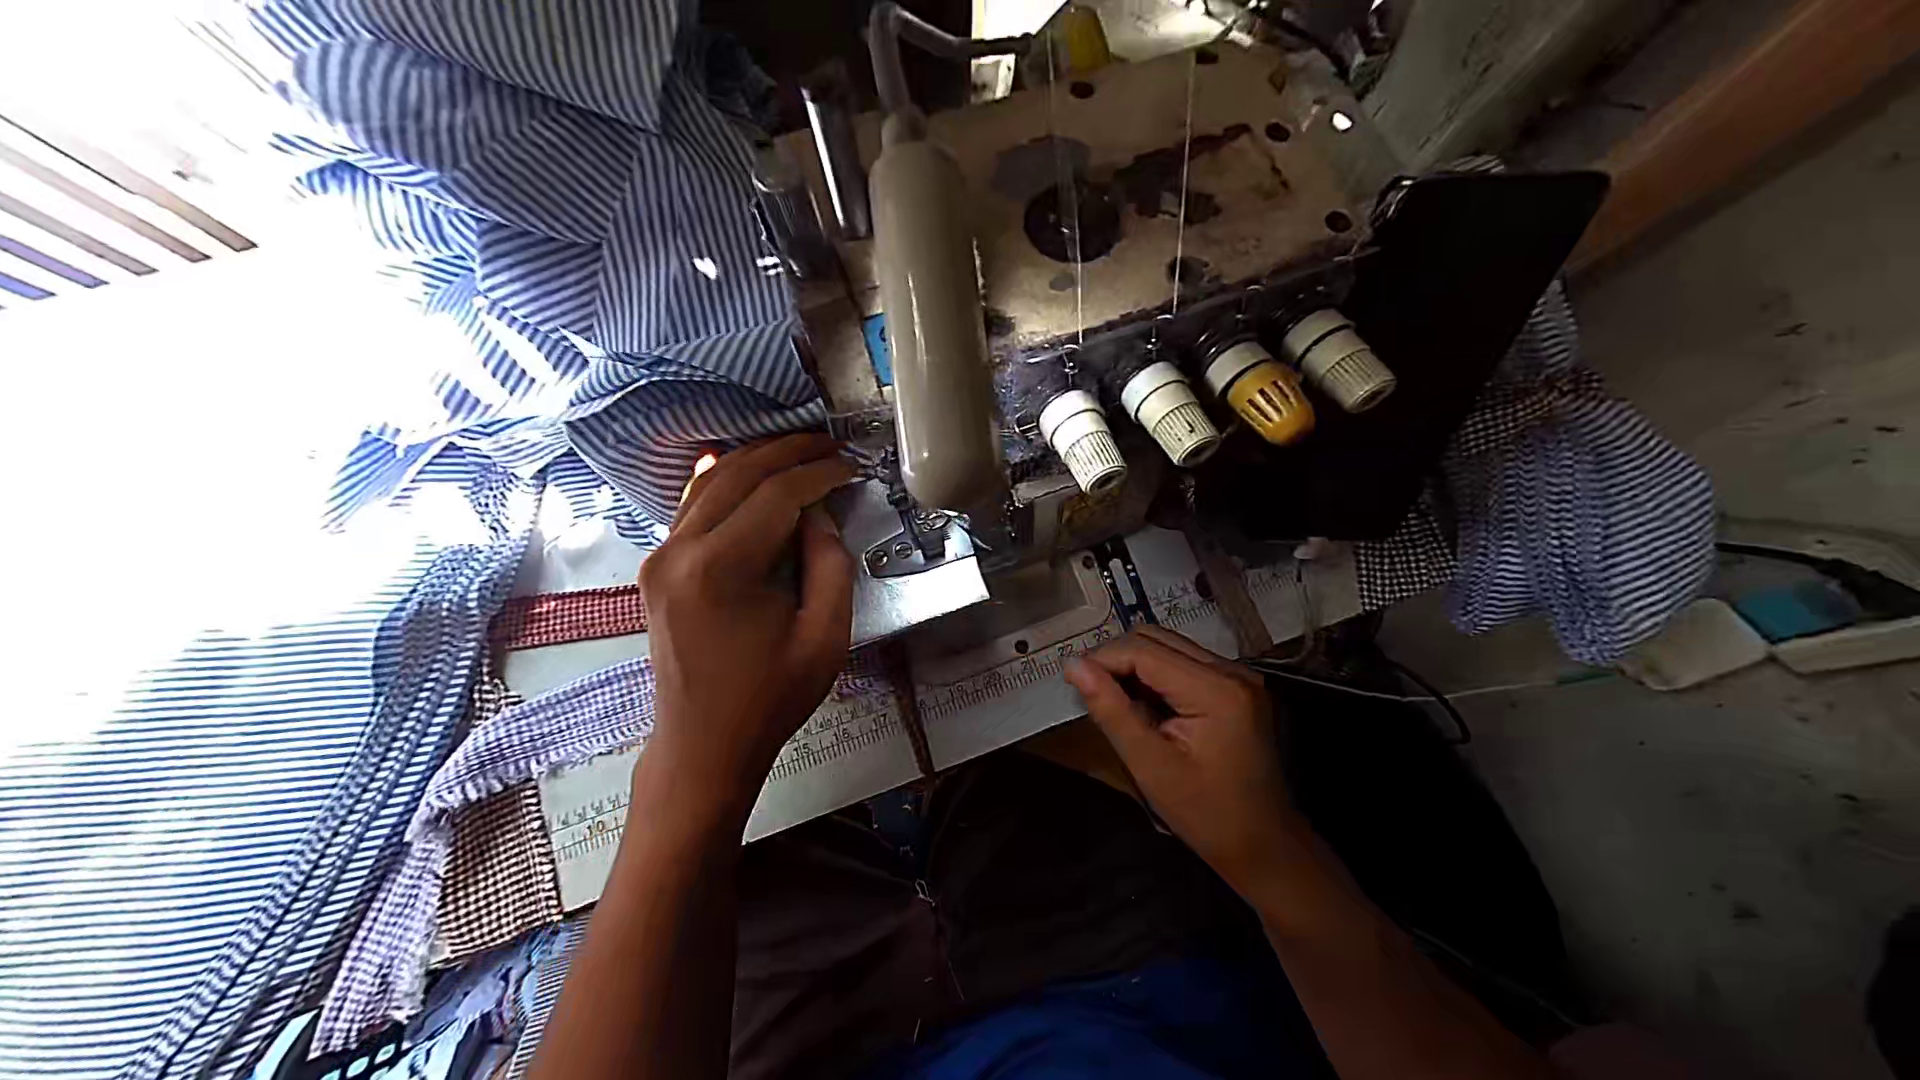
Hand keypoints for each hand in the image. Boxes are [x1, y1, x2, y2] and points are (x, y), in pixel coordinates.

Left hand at [640, 435, 856, 808]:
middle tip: (828, 444)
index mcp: (719, 570)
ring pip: (709, 484)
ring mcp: (660, 558)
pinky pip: (691, 508)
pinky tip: (739, 463)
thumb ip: (830, 564)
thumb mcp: (824, 636)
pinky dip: (721, 481)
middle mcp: (678, 552)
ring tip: (798, 451)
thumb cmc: (770, 698)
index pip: (776, 495)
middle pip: (737, 475)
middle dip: (787, 452)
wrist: (704, 745)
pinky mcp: (657, 568)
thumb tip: (818, 513)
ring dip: (755, 461)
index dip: (819, 473)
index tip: (850, 465)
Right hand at [1064, 626, 1301, 893]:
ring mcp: (1237, 675)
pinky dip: (1153, 674)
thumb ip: (1111, 710)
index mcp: (1216, 690)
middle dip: (1116, 658)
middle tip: (1092, 692)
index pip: (1143, 651)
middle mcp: (1231, 670)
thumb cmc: (1205, 813)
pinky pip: (1182, 661)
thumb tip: (1074, 666)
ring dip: (1133, 665)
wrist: (1263, 845)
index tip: (1072, 683)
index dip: (1102, 660)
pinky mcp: (1234, 685)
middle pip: (1155, 638)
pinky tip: (1142, 704)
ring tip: (1114, 700)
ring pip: (1167, 645)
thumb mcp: (1149, 764)